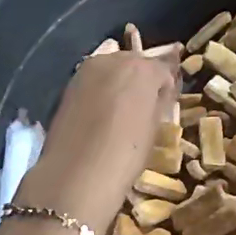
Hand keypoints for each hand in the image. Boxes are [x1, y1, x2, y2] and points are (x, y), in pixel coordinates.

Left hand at [12, 50, 177, 234]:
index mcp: (142, 68)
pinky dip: (101, 92)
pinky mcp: (68, 86)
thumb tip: (158, 95)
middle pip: (135, 64)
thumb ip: (158, 103)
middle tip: (144, 108)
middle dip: (142, 81)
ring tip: (121, 112)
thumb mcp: (154, 128)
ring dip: (120, 85)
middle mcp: (113, 60)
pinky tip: (102, 115)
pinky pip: (94, 82)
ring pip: (112, 70)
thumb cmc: (126, 153)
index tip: (166, 107)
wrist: (77, 174)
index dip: (167, 89)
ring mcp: (86, 71)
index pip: (163, 70)